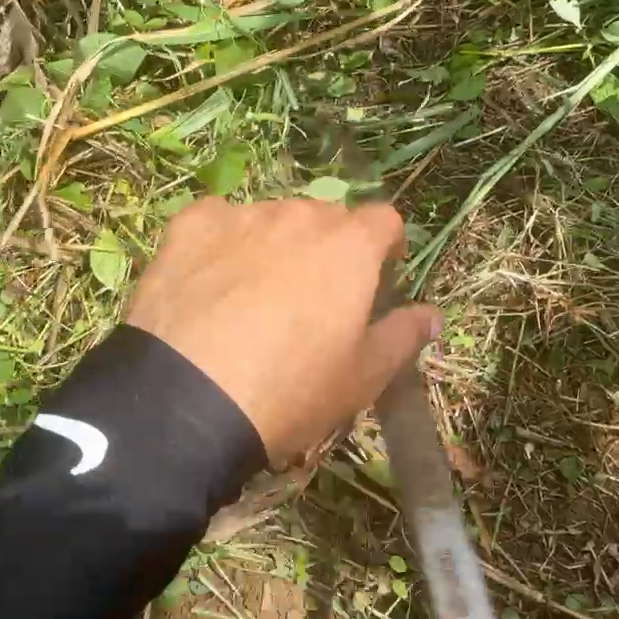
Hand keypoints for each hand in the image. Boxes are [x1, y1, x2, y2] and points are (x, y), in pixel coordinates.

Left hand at [125, 197, 440, 466]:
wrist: (186, 402)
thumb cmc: (290, 391)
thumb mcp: (361, 378)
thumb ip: (403, 337)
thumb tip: (432, 314)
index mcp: (349, 246)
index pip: (384, 220)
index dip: (385, 246)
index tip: (377, 276)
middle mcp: (298, 216)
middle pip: (326, 217)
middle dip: (329, 247)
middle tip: (313, 298)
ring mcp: (241, 216)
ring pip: (272, 218)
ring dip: (275, 243)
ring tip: (253, 296)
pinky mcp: (190, 226)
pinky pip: (217, 220)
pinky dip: (221, 241)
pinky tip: (209, 282)